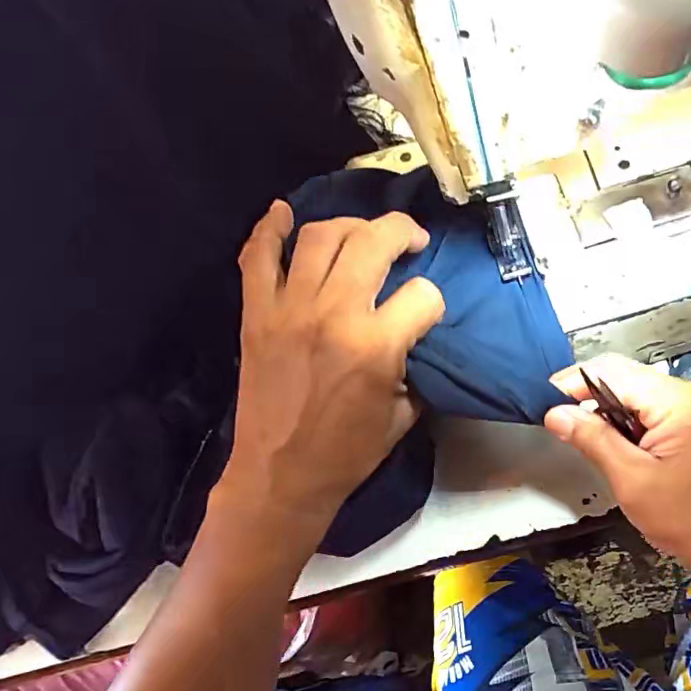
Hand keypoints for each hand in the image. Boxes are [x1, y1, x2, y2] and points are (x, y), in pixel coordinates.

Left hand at [220, 200, 445, 528]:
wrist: (281, 475)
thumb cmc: (347, 454)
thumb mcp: (402, 417)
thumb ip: (414, 368)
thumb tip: (415, 338)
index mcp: (375, 346)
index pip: (423, 296)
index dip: (434, 302)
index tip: (428, 314)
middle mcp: (333, 313)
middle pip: (373, 242)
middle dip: (401, 232)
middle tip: (410, 240)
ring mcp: (289, 308)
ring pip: (320, 236)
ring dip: (349, 225)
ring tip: (361, 235)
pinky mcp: (256, 313)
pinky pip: (258, 256)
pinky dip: (269, 229)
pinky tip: (282, 214)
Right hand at [544, 355, 690, 574]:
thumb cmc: (685, 517)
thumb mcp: (631, 479)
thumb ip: (593, 439)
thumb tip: (555, 413)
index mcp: (677, 402)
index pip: (613, 372)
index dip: (574, 383)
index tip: (543, 400)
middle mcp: (685, 394)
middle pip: (622, 375)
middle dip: (585, 394)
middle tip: (555, 418)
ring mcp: (687, 407)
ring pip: (630, 391)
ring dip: (601, 408)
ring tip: (574, 431)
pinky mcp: (685, 422)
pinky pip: (643, 408)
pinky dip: (619, 420)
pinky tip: (604, 439)